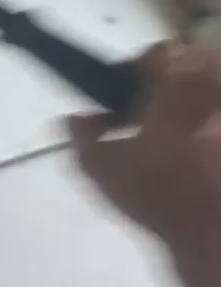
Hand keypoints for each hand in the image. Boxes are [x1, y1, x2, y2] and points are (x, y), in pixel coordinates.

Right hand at [69, 42, 220, 259]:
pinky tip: (204, 144)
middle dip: (180, 77)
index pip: (164, 52)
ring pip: (218, 86)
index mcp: (175, 95)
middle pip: (204, 61)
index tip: (130, 83)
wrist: (218, 234)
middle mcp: (216, 95)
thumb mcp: (96, 169)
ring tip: (188, 125)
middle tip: (162, 102)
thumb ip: (81, 135)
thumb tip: (80, 116)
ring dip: (203, 97)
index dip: (144, 63)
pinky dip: (214, 119)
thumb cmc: (154, 198)